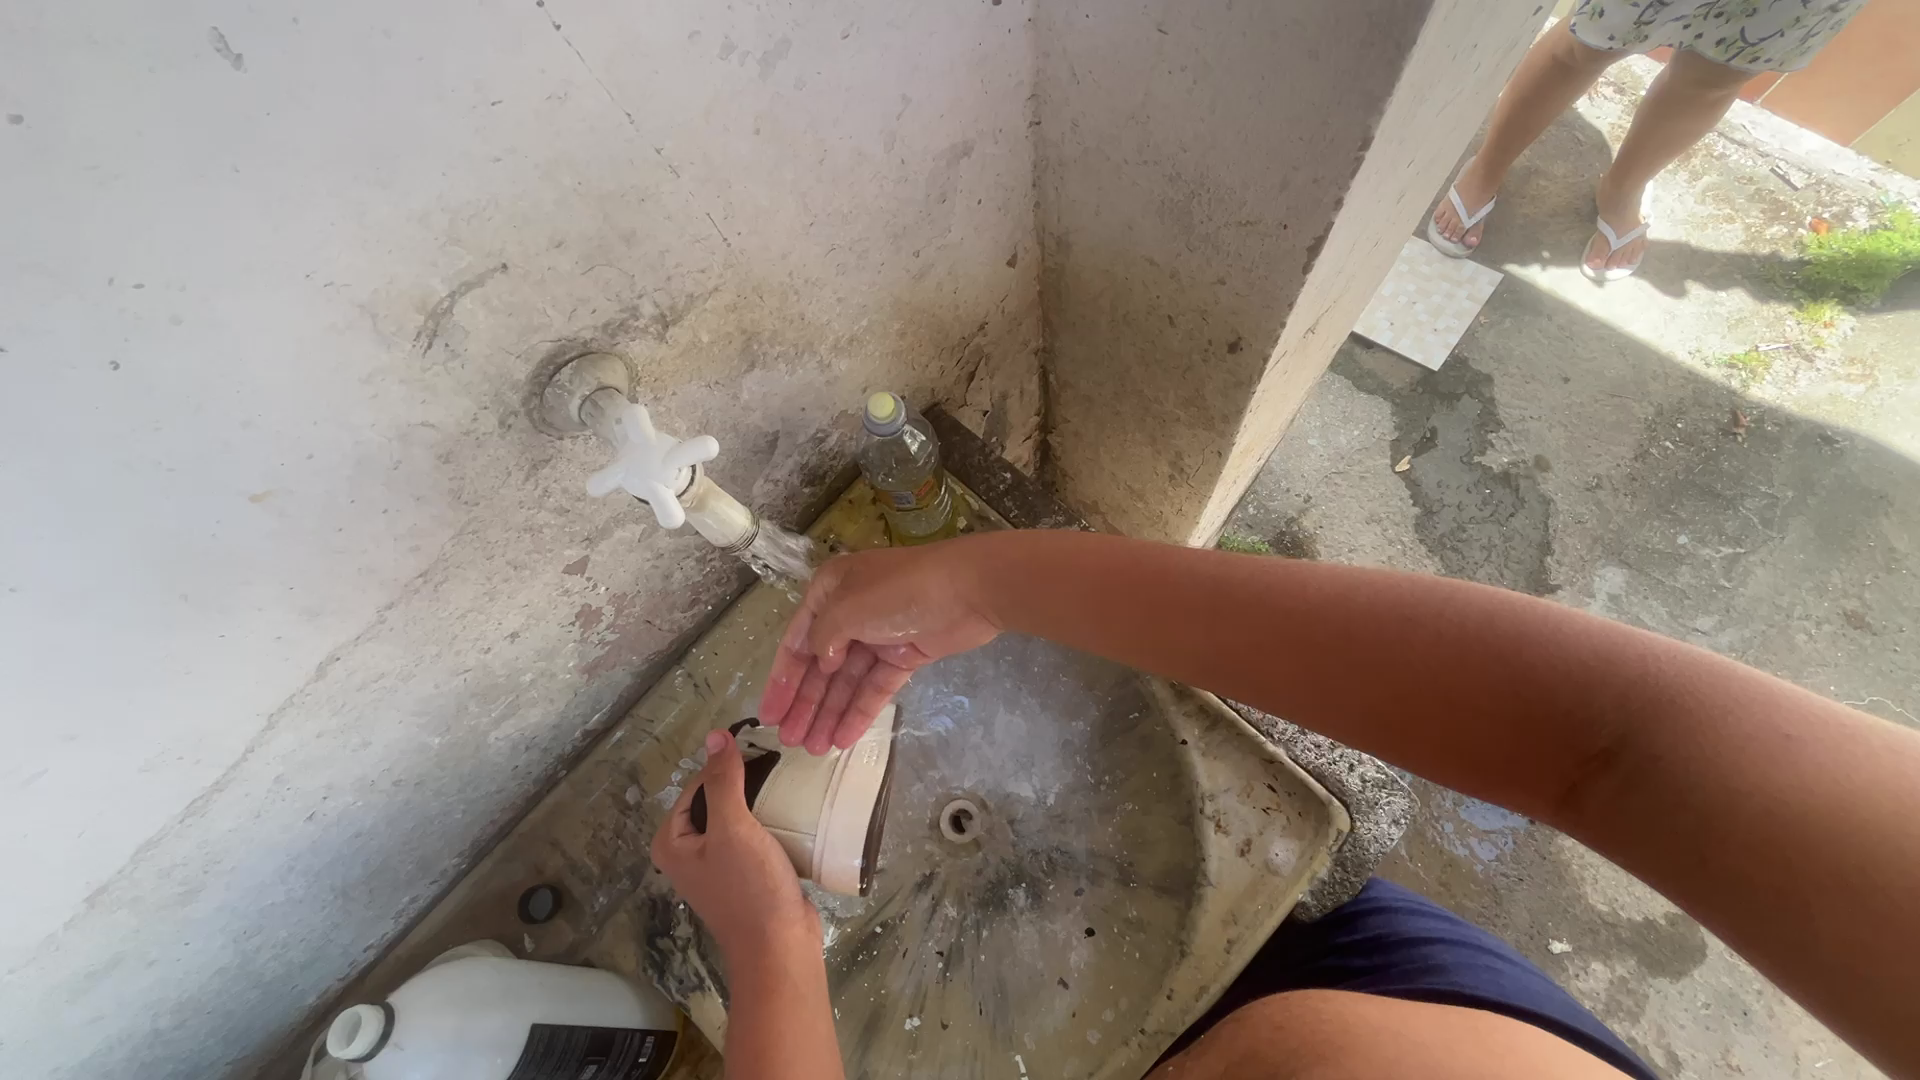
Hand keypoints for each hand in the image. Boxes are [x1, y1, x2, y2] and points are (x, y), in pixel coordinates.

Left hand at [651, 730, 818, 957]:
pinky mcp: (743, 874)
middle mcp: (688, 853)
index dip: (727, 766)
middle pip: (716, 798)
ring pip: (737, 816)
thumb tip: (715, 735)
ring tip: (786, 784)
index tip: (761, 751)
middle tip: (778, 766)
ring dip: (759, 801)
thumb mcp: (734, 828)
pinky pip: (753, 834)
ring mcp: (716, 866)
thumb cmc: (749, 887)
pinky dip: (768, 821)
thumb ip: (723, 781)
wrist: (779, 945)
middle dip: (745, 782)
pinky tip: (790, 813)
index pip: (697, 784)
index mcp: (671, 842)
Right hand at [759, 539, 1002, 754]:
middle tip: (789, 743)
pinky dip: (860, 711)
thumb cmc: (900, 591)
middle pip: (821, 666)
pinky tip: (843, 738)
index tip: (768, 715)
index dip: (781, 679)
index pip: (798, 641)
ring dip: (829, 713)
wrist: (969, 589)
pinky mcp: (906, 655)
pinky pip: (875, 688)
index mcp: (831, 591)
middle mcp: (851, 612)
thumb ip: (823, 638)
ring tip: (814, 750)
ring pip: (848, 681)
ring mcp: (880, 635)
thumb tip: (821, 663)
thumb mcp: (847, 608)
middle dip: (805, 704)